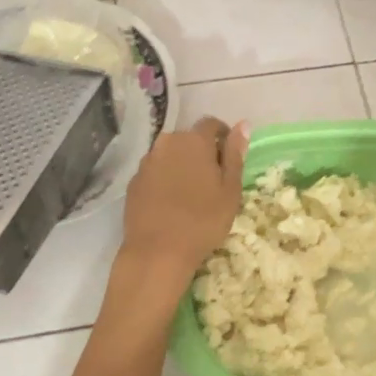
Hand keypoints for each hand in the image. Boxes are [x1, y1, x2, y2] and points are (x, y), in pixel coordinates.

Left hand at [119, 117, 248, 283]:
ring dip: (181, 165)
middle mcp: (167, 143)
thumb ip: (235, 154)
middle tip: (212, 179)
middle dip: (201, 151)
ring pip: (169, 154)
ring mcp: (146, 162)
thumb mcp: (230, 190)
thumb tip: (242, 125)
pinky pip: (155, 171)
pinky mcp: (133, 181)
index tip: (229, 155)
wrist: (157, 251)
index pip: (211, 123)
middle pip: (188, 138)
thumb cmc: (203, 221)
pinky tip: (171, 202)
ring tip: (191, 192)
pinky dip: (164, 179)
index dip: (222, 135)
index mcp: (194, 141)